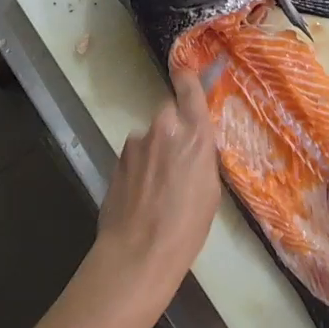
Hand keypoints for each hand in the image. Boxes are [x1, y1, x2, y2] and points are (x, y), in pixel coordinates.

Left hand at [95, 69, 220, 290]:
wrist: (137, 251)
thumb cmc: (186, 227)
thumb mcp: (210, 190)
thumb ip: (201, 156)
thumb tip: (193, 147)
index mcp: (194, 134)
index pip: (189, 89)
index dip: (186, 79)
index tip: (184, 75)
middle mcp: (164, 127)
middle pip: (168, 115)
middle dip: (172, 130)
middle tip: (175, 160)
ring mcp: (137, 140)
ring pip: (150, 137)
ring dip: (153, 152)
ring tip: (156, 187)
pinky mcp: (118, 157)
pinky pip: (135, 154)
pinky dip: (139, 167)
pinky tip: (140, 194)